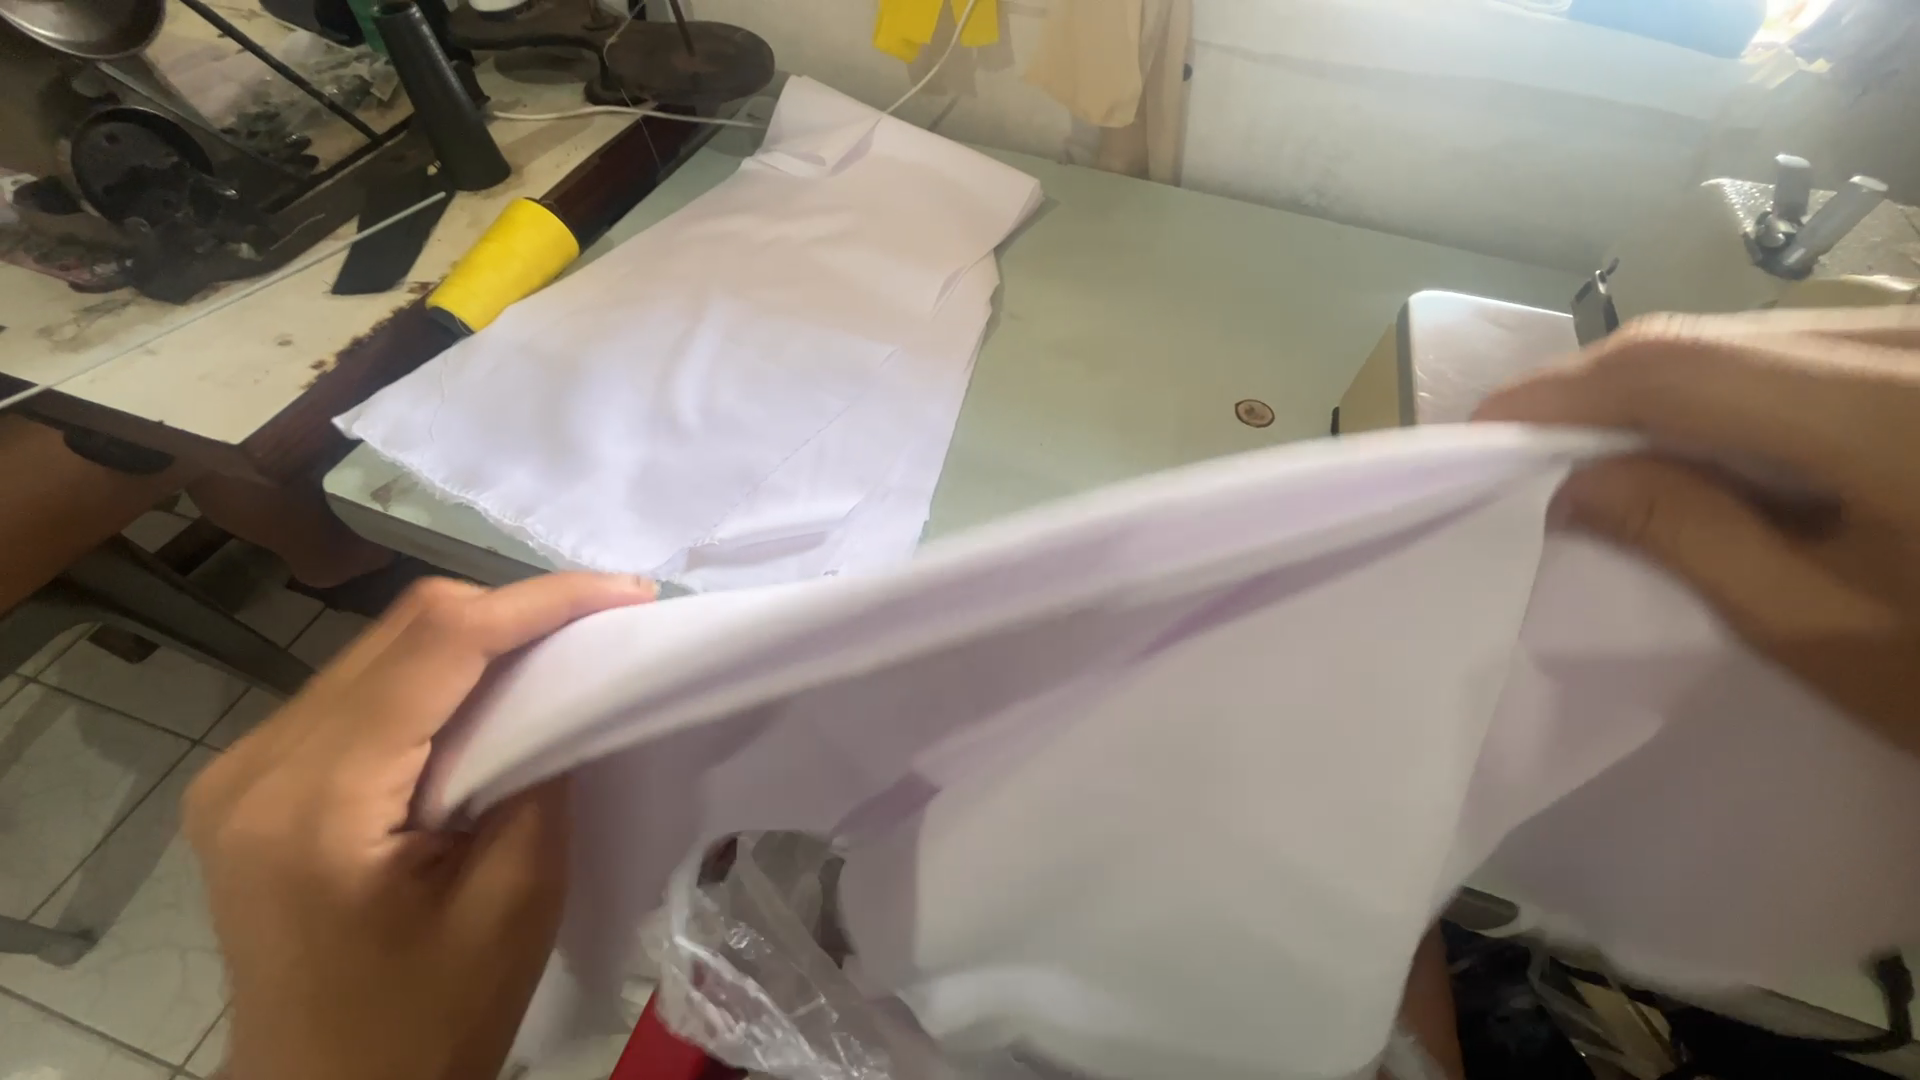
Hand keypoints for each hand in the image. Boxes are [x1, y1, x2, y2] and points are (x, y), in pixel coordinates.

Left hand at [184, 574, 657, 1079]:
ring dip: (488, 633)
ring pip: (389, 644)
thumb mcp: (515, 895)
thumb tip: (574, 685)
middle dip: (519, 608)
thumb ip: (543, 772)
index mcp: (316, 798)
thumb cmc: (432, 1015)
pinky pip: (374, 683)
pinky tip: (503, 686)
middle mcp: (261, 761)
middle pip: (406, 628)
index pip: (439, 643)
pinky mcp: (269, 776)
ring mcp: (251, 766)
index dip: (541, 601)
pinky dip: (451, 668)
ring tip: (569, 644)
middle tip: (608, 619)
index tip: (627, 594)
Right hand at [1475, 306, 1919, 755]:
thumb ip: (1688, 537)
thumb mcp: (1829, 628)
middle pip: (1708, 338)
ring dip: (1652, 387)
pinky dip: (1723, 386)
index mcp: (1897, 416)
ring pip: (1753, 336)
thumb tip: (1574, 482)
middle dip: (1591, 389)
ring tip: (1594, 447)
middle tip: (1523, 447)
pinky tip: (1699, 436)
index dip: (1555, 392)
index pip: (1673, 369)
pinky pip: (1808, 347)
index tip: (1478, 435)